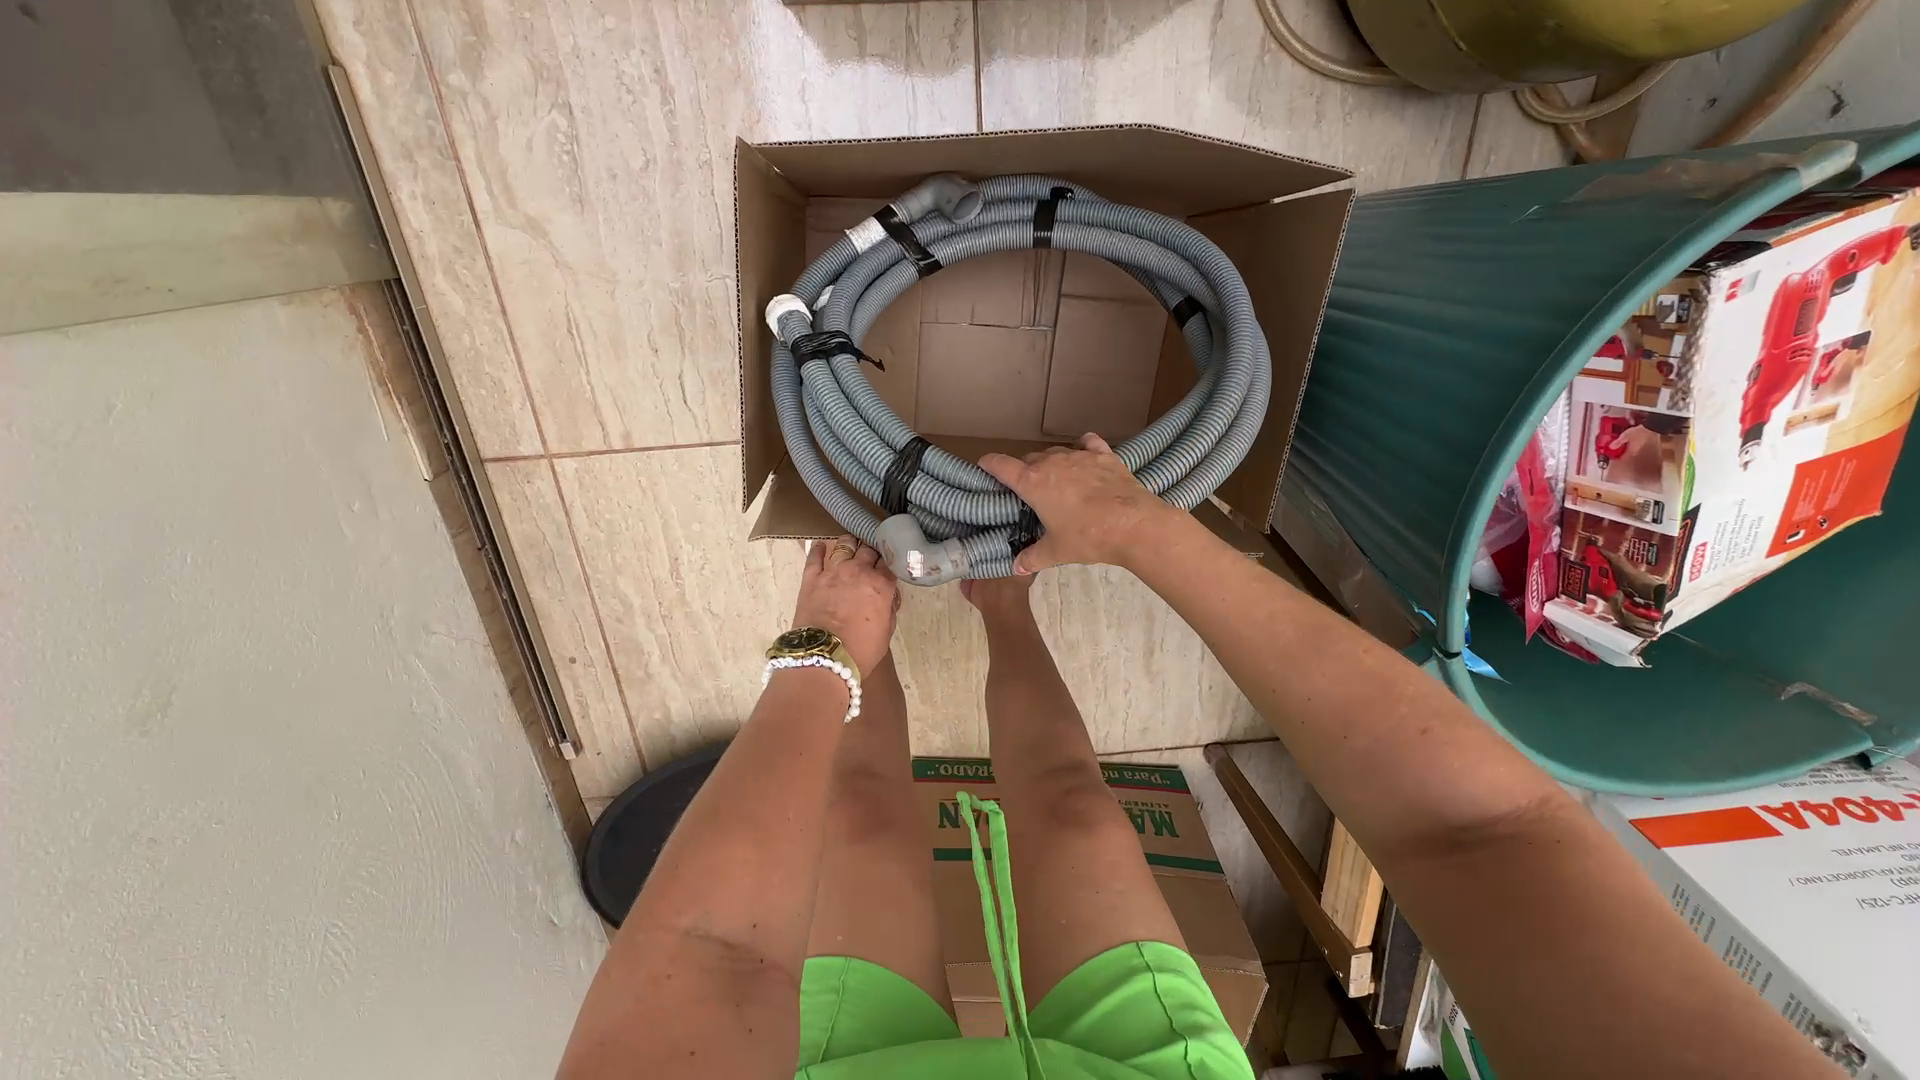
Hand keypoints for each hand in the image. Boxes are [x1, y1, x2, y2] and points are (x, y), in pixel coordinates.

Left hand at [790, 535, 899, 676]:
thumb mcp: (886, 632)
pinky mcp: (811, 578)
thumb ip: (889, 609)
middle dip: (872, 548)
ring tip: (851, 544)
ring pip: (844, 545)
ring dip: (850, 543)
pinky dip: (818, 549)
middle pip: (868, 549)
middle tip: (872, 551)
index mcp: (881, 585)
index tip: (890, 558)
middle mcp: (858, 571)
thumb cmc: (861, 650)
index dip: (891, 558)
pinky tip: (821, 545)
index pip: (890, 561)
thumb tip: (888, 597)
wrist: (824, 657)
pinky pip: (814, 557)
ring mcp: (833, 572)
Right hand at [978, 433, 1180, 574]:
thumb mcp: (1057, 551)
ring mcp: (1080, 456)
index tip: (983, 466)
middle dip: (1024, 472)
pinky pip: (1087, 443)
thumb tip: (1017, 567)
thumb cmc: (1088, 537)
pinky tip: (1084, 455)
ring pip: (1056, 452)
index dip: (989, 464)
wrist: (1133, 525)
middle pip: (1029, 459)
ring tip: (1056, 481)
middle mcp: (1052, 463)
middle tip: (1028, 492)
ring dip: (1050, 463)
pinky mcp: (1104, 456)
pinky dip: (1082, 447)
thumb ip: (1033, 557)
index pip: (1001, 465)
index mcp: (1033, 483)